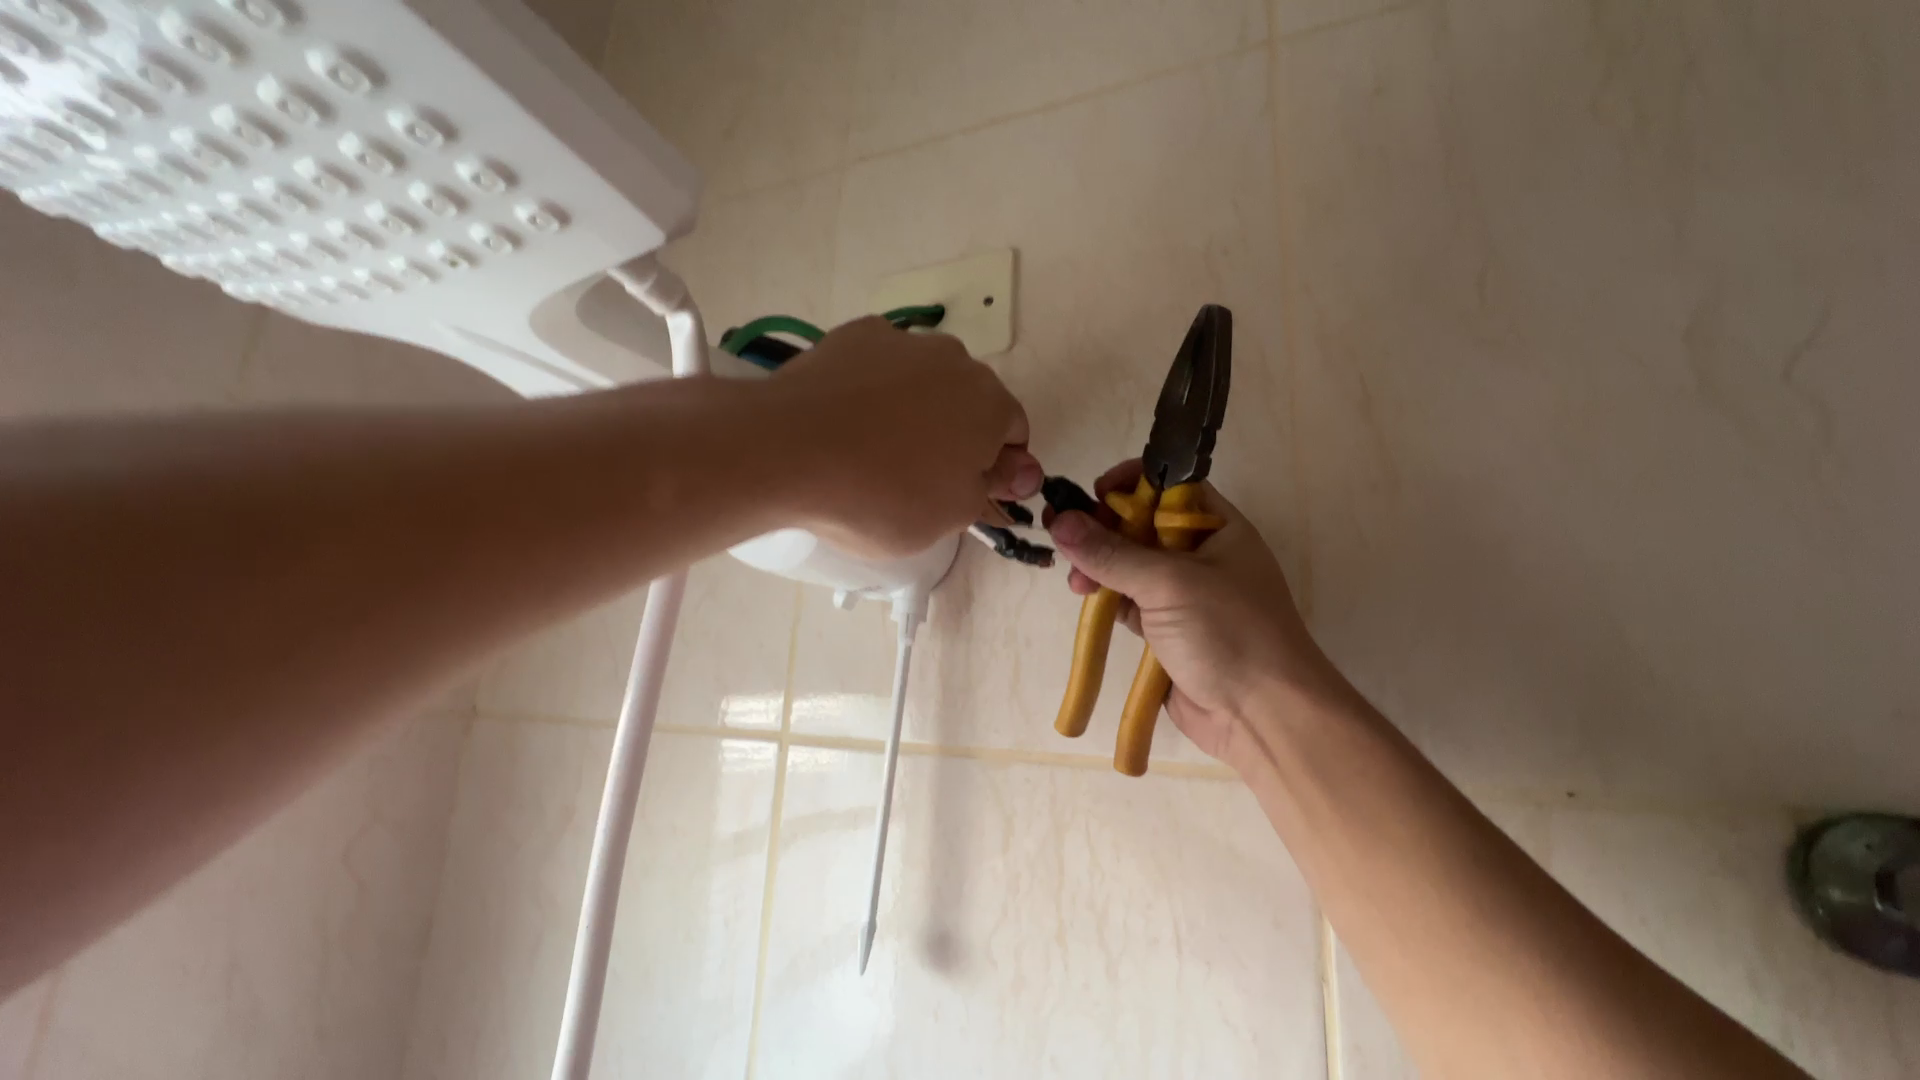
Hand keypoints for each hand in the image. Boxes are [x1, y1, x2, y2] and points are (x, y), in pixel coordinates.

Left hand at [765, 317, 1040, 556]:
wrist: (788, 450)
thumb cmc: (883, 495)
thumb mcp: (950, 517)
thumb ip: (990, 489)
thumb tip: (1014, 470)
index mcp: (991, 403)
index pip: (1014, 433)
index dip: (997, 466)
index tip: (967, 492)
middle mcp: (954, 359)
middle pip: (968, 401)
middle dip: (956, 434)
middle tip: (919, 476)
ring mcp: (901, 341)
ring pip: (922, 381)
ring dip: (914, 408)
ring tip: (873, 449)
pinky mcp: (852, 336)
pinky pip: (877, 367)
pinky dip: (871, 390)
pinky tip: (845, 422)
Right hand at [1045, 460, 1347, 773]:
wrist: (1263, 715)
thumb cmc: (1229, 632)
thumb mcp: (1170, 583)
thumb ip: (1112, 553)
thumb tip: (1060, 521)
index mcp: (1218, 528)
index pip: (1171, 487)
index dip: (1134, 482)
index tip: (1097, 492)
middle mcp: (1201, 555)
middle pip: (1142, 525)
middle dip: (1104, 529)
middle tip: (1071, 539)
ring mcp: (1183, 595)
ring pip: (1129, 566)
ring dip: (1098, 566)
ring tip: (1076, 582)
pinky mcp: (1165, 631)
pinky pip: (1127, 602)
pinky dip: (1105, 598)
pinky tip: (1086, 600)